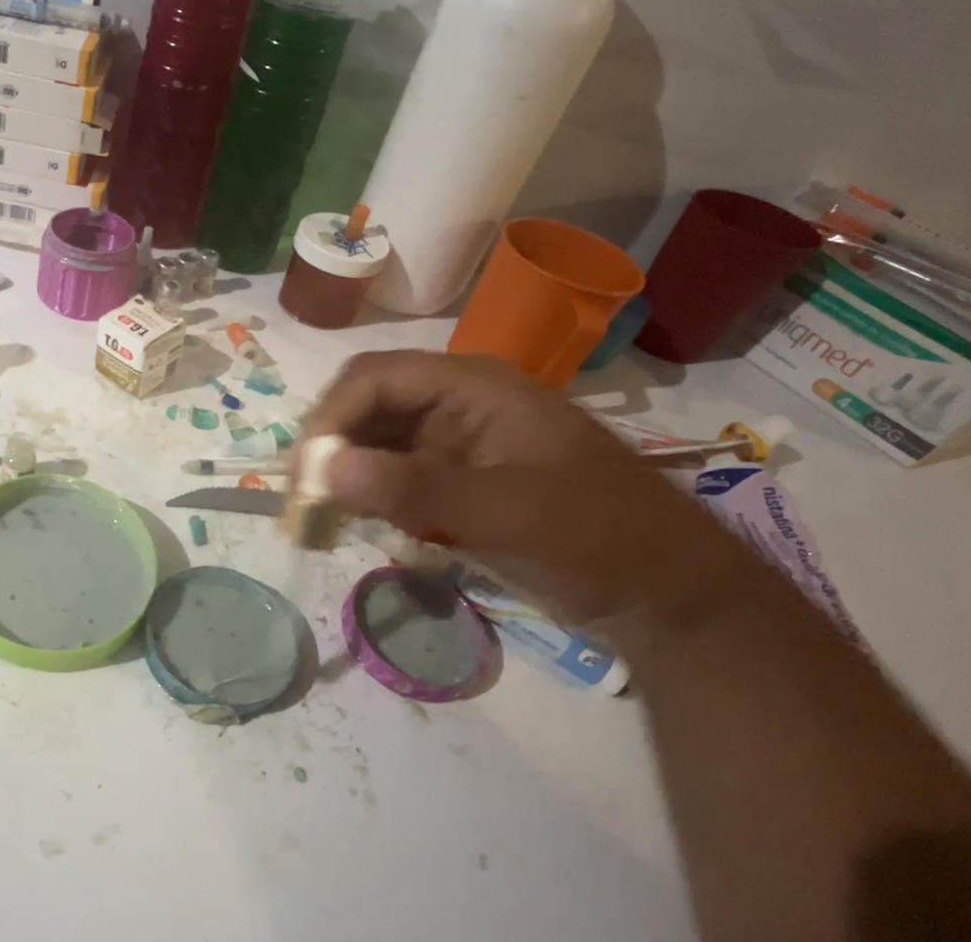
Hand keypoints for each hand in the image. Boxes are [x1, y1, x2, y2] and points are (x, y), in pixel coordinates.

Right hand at [303, 350, 766, 631]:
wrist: (667, 592)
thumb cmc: (598, 535)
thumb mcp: (507, 511)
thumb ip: (413, 489)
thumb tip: (322, 470)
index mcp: (475, 387)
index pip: (377, 378)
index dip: (332, 418)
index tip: (305, 474)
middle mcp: (458, 404)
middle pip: (369, 405)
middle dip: (331, 445)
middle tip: (303, 499)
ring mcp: (458, 445)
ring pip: (377, 441)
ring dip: (344, 472)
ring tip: (318, 515)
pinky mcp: (459, 482)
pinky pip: (395, 476)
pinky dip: (368, 496)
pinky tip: (353, 522)